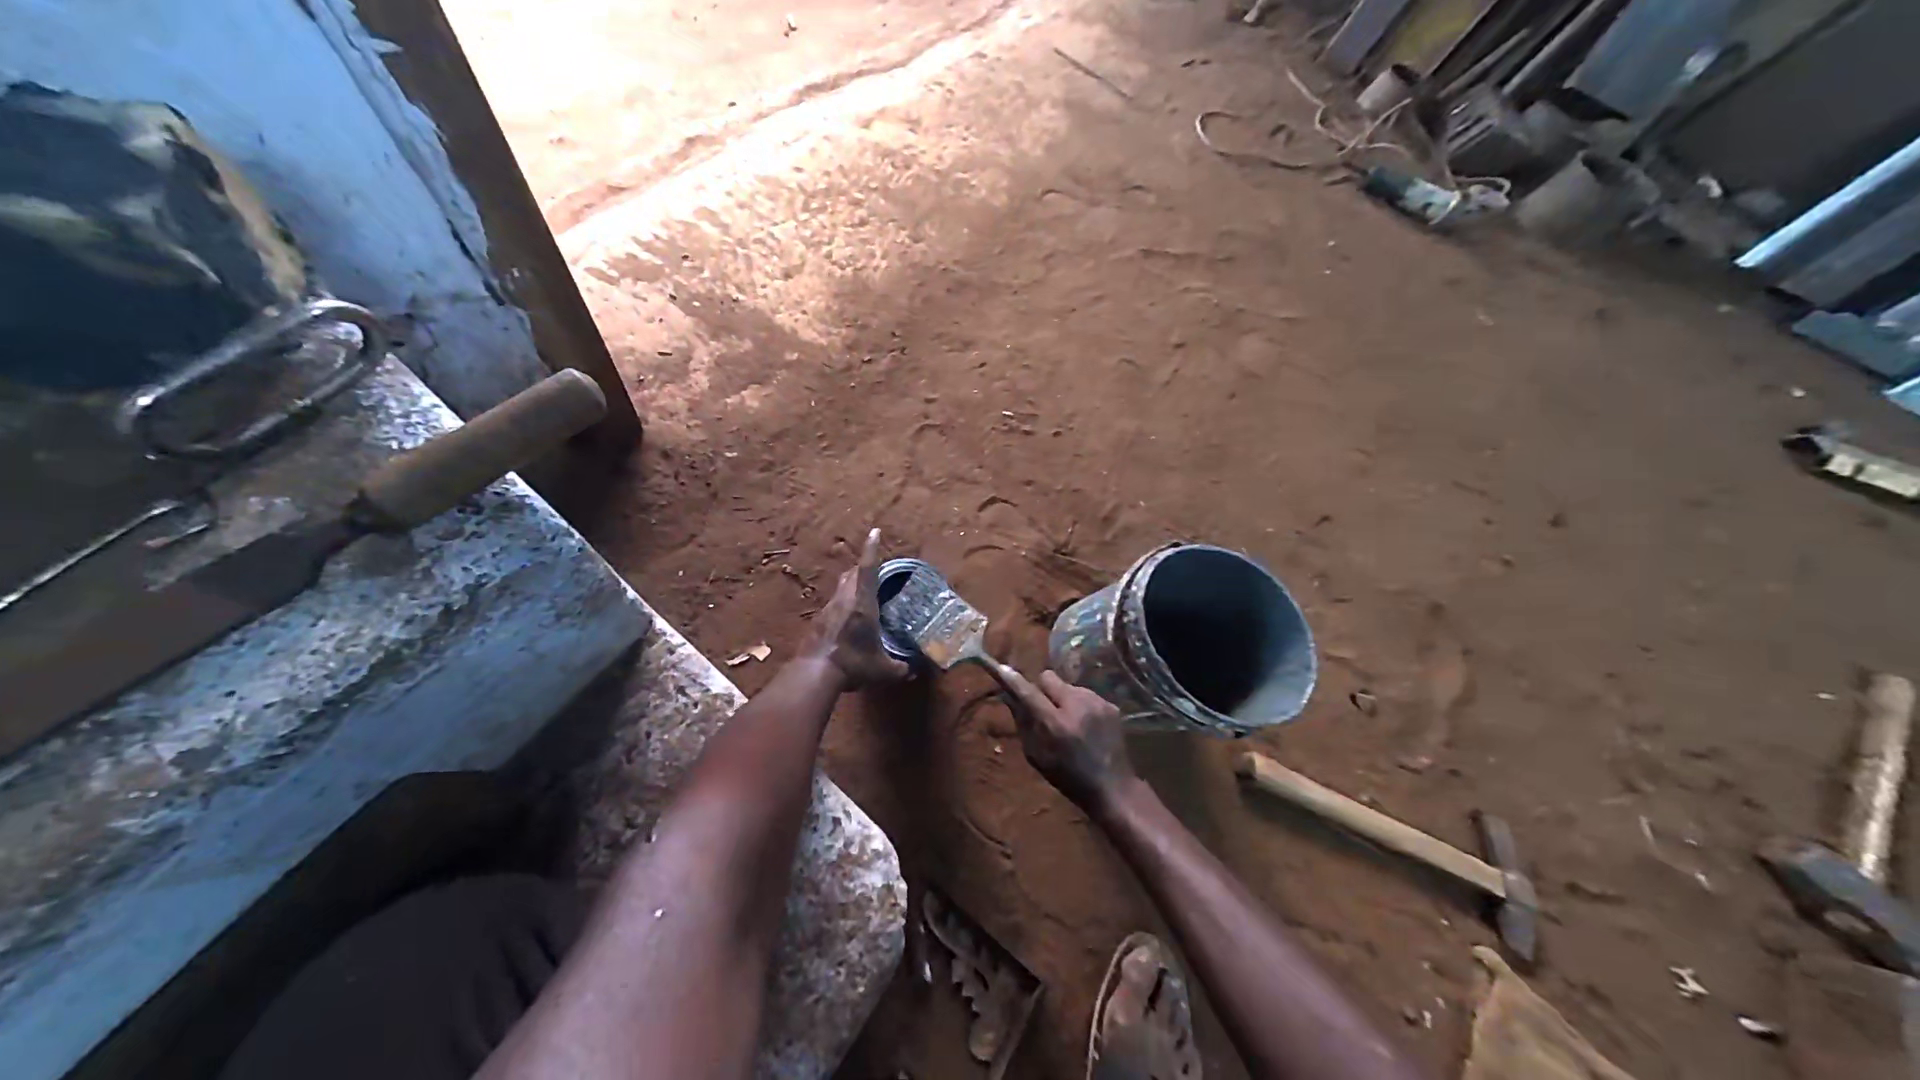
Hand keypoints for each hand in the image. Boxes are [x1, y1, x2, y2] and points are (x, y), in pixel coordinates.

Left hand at [804, 528, 911, 688]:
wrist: (814, 675)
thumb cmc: (853, 665)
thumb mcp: (882, 669)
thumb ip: (900, 668)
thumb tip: (914, 670)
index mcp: (862, 604)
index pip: (868, 569)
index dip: (871, 550)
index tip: (874, 531)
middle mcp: (844, 600)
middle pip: (852, 574)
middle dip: (864, 568)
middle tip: (875, 570)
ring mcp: (828, 609)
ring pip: (841, 587)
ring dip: (852, 585)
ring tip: (863, 594)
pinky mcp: (817, 621)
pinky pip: (833, 604)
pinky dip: (843, 604)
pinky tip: (848, 620)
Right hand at [990, 665, 1135, 811]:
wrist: (1112, 786)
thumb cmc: (1068, 776)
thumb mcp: (1037, 755)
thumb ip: (1023, 723)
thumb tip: (1009, 697)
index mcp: (1056, 724)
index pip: (1029, 693)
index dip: (1014, 680)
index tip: (1003, 669)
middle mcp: (1077, 706)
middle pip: (1049, 677)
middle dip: (1042, 689)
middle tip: (1044, 707)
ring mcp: (1097, 703)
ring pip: (1068, 685)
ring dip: (1062, 697)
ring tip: (1068, 720)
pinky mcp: (1110, 705)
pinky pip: (1085, 694)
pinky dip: (1080, 705)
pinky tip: (1086, 724)